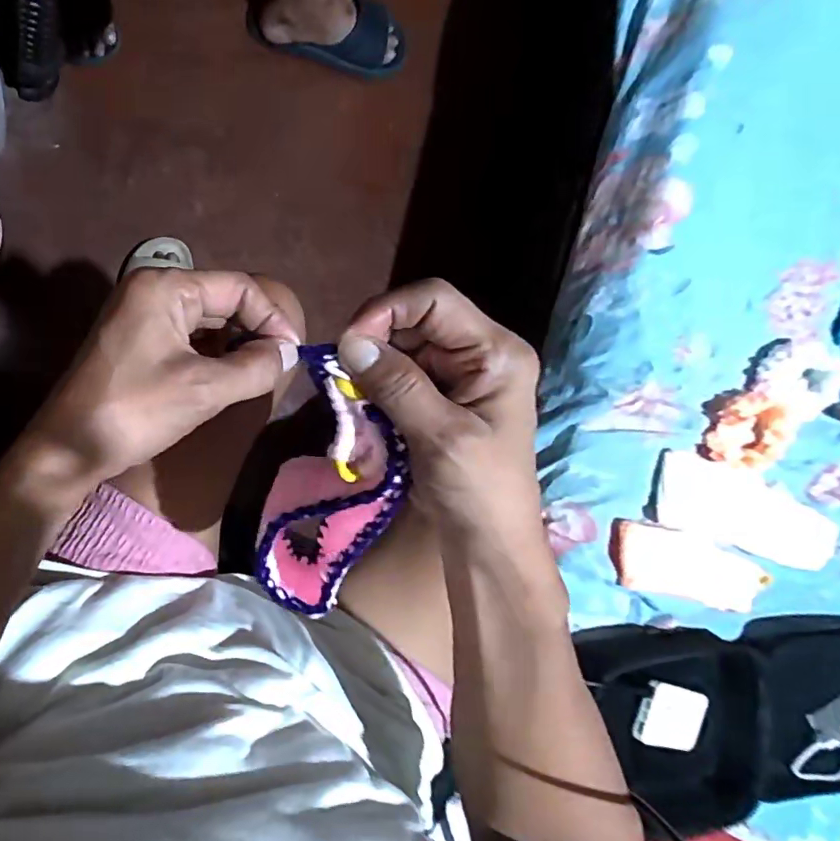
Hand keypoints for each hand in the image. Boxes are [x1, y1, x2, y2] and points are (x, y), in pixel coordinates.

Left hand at [19, 268, 300, 490]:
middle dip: (251, 331)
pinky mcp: (129, 341)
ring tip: (253, 375)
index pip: (237, 287)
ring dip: (230, 345)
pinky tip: (221, 378)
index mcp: (164, 286)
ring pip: (200, 321)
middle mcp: (147, 289)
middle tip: (276, 366)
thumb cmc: (136, 410)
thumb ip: (255, 366)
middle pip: (219, 300)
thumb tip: (287, 352)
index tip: (293, 354)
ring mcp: (134, 315)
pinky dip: (205, 354)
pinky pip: (179, 337)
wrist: (69, 447)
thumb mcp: (205, 388)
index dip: (271, 318)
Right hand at [337, 279, 541, 535]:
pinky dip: (371, 386)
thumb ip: (398, 384)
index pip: (434, 300)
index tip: (348, 344)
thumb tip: (350, 342)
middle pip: (412, 319)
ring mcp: (455, 374)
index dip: (386, 311)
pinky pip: (393, 373)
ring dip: (368, 367)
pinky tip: (364, 409)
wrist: (486, 540)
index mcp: (495, 352)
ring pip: (397, 346)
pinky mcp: (434, 395)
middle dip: (373, 342)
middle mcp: (477, 353)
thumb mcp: (440, 434)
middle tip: (344, 377)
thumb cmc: (477, 488)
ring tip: (354, 398)